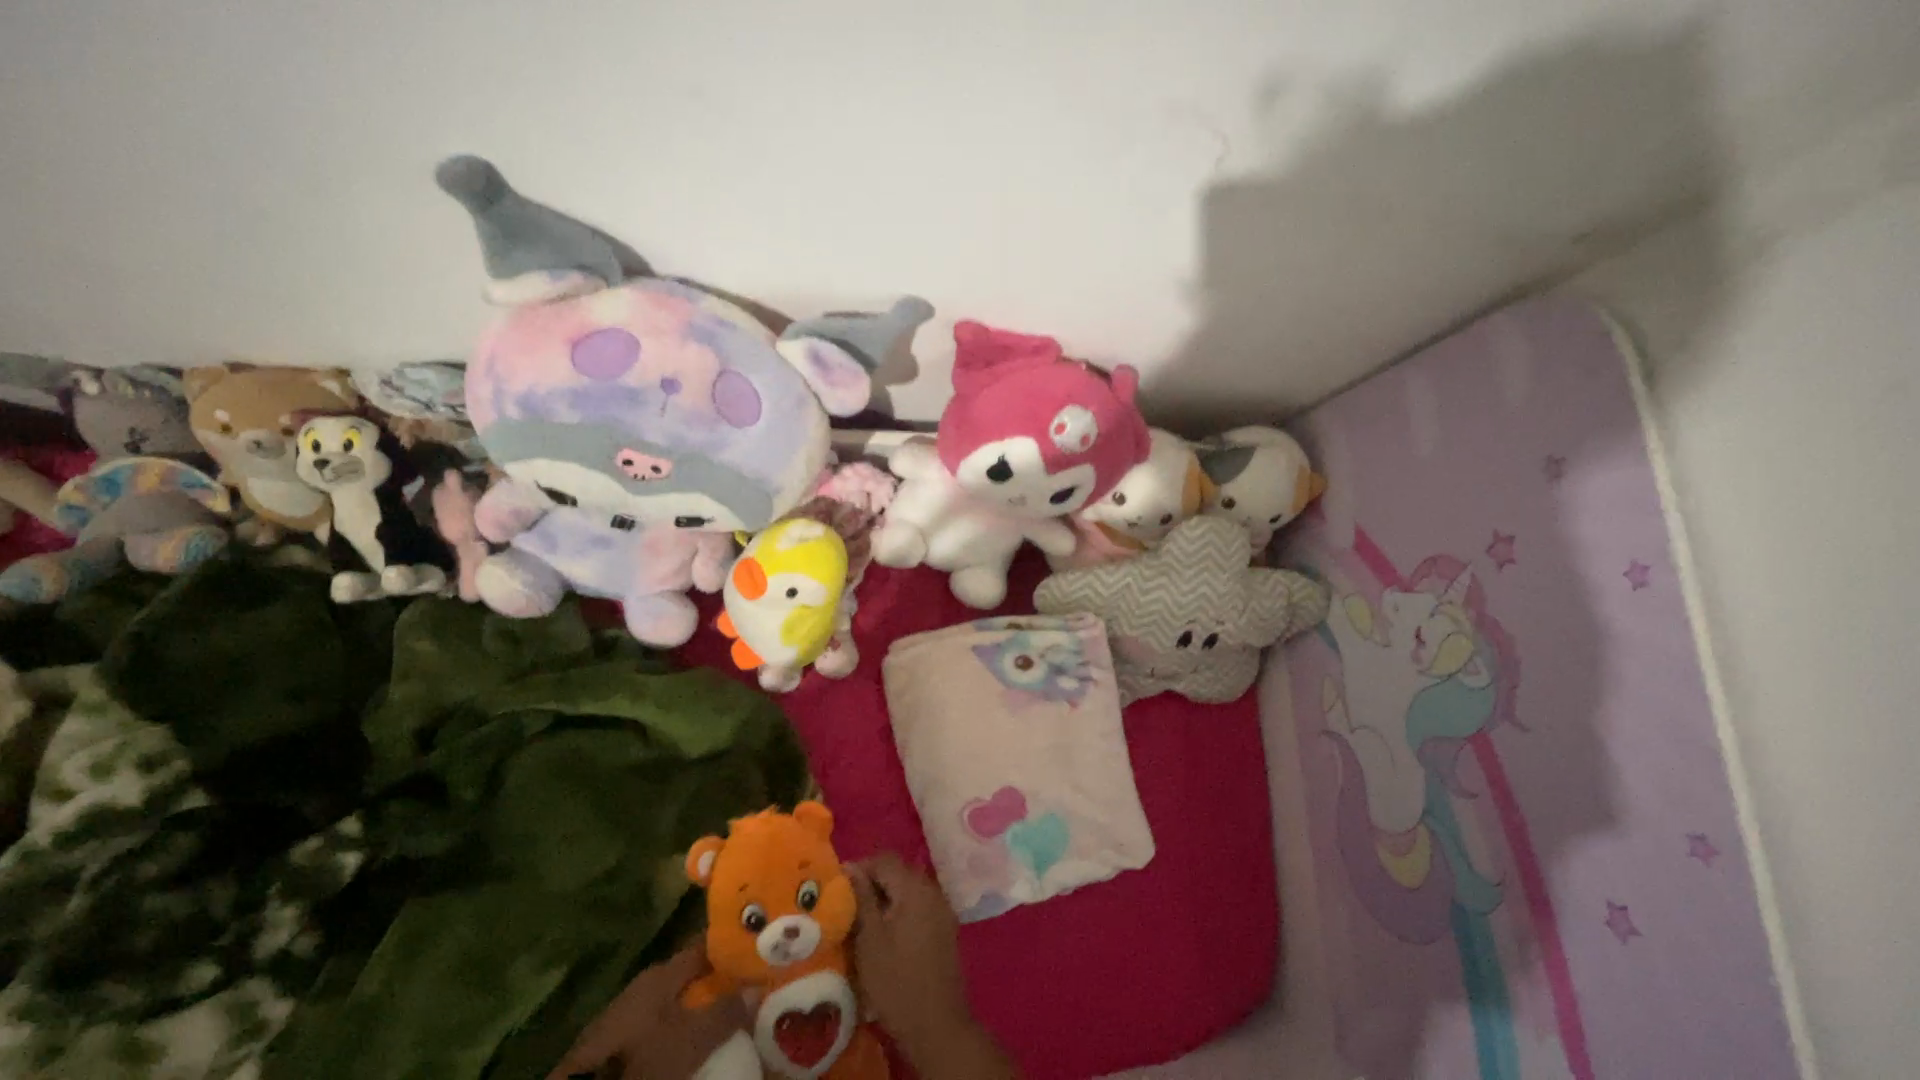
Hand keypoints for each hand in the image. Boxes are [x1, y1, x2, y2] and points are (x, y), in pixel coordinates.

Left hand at [548, 946, 749, 1079]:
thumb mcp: (693, 1040)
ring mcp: (627, 1013)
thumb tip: (756, 988)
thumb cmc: (643, 1059)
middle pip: (689, 975)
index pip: (703, 947)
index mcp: (661, 974)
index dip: (730, 947)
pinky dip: (680, 1027)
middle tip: (751, 988)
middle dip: (718, 981)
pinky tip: (693, 1042)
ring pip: (674, 1001)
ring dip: (699, 1007)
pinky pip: (659, 1024)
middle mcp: (644, 985)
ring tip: (727, 1018)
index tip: (757, 951)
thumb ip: (726, 1012)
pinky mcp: (617, 1040)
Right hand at [849, 855, 1018, 1078]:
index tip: (837, 887)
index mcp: (915, 889)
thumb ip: (861, 898)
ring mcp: (943, 911)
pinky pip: (919, 907)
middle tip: (846, 904)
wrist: (936, 1025)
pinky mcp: (945, 930)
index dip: (859, 867)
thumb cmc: (896, 982)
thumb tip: (851, 868)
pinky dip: (900, 911)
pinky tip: (884, 933)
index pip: (884, 859)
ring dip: (885, 897)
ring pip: (908, 890)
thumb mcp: (869, 939)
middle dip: (871, 882)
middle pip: (898, 872)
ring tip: (862, 919)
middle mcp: (934, 892)